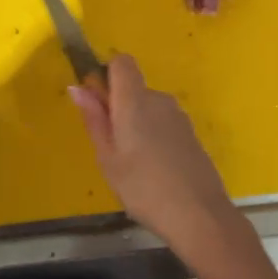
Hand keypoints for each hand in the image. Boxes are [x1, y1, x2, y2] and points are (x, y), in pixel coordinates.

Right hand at [68, 55, 237, 245]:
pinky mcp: (191, 134)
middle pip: (134, 87)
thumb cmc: (143, 188)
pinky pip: (164, 123)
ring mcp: (179, 116)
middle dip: (118, 107)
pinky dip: (154, 137)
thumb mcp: (108, 158)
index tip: (98, 104)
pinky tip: (154, 170)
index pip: (122, 62)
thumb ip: (94, 119)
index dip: (106, 75)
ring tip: (132, 164)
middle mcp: (159, 100)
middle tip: (110, 147)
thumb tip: (77, 87)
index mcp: (135, 100)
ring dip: (136, 125)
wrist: (200, 216)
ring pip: (149, 107)